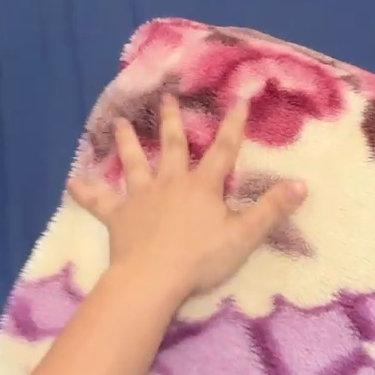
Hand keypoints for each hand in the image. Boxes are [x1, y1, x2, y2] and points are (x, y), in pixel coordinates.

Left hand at [67, 96, 306, 300]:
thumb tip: (302, 184)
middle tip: (167, 97)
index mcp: (203, 187)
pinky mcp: (118, 216)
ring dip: (127, 142)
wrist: (153, 277)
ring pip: (133, 163)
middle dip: (173, 121)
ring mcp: (141, 197)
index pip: (224, 151)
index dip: (233, 126)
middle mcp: (170, 183)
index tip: (238, 100)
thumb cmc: (202, 258)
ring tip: (120, 123)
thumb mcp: (245, 235)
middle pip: (173, 146)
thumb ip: (272, 209)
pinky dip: (86, 191)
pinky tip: (72, 181)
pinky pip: (99, 200)